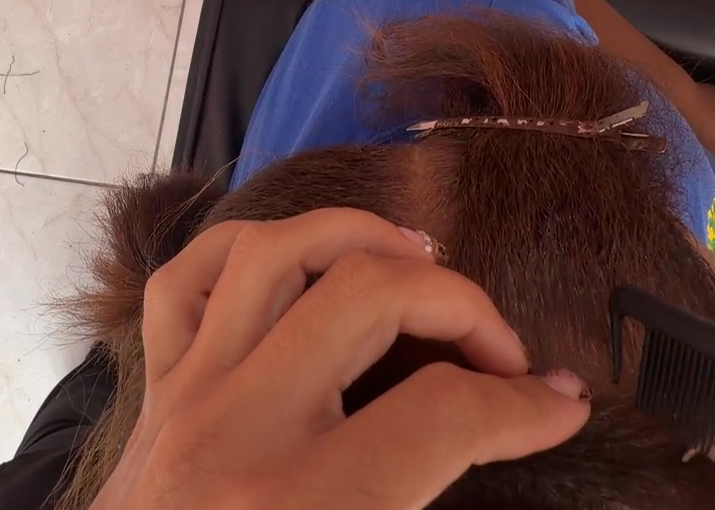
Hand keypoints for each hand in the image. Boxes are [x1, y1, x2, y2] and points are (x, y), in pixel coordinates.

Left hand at [92, 208, 590, 509]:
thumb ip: (431, 491)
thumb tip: (533, 418)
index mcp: (302, 509)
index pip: (443, 416)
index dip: (524, 406)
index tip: (561, 404)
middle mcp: (236, 430)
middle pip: (366, 296)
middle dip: (459, 302)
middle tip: (499, 346)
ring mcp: (185, 393)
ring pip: (274, 250)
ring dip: (356, 232)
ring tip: (414, 254)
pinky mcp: (154, 386)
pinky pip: (188, 277)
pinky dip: (244, 248)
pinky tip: (298, 258)